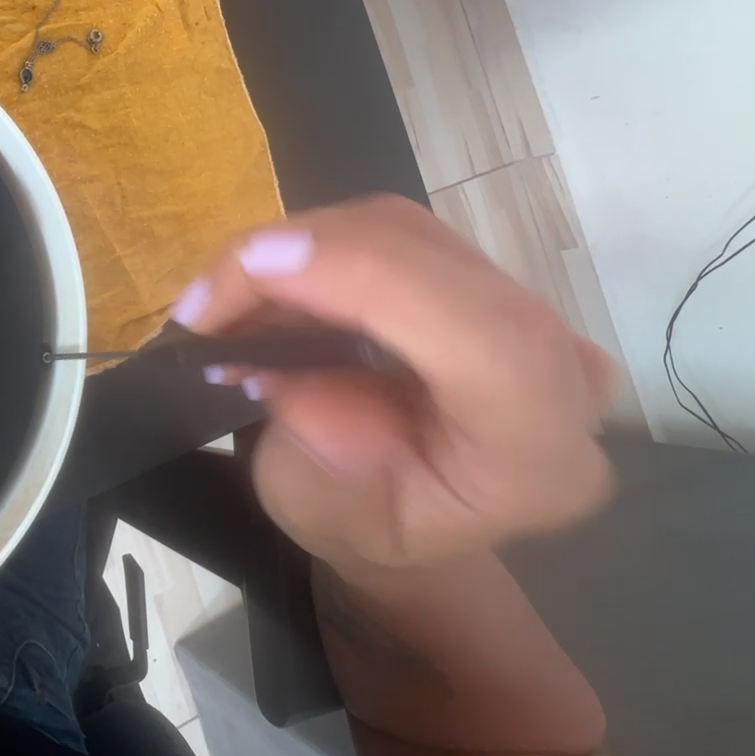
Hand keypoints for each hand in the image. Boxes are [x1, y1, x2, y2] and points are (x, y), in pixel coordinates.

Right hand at [172, 195, 614, 574]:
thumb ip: (323, 472)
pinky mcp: (469, 276)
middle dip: (299, 259)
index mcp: (533, 456)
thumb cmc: (357, 524)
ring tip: (220, 304)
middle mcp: (552, 368)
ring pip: (396, 232)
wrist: (388, 501)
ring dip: (290, 251)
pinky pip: (381, 231)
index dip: (375, 280)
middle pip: (431, 263)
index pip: (487, 339)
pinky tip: (257, 286)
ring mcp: (515, 310)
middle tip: (202, 302)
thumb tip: (306, 387)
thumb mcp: (325, 521)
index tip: (260, 264)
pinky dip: (303, 247)